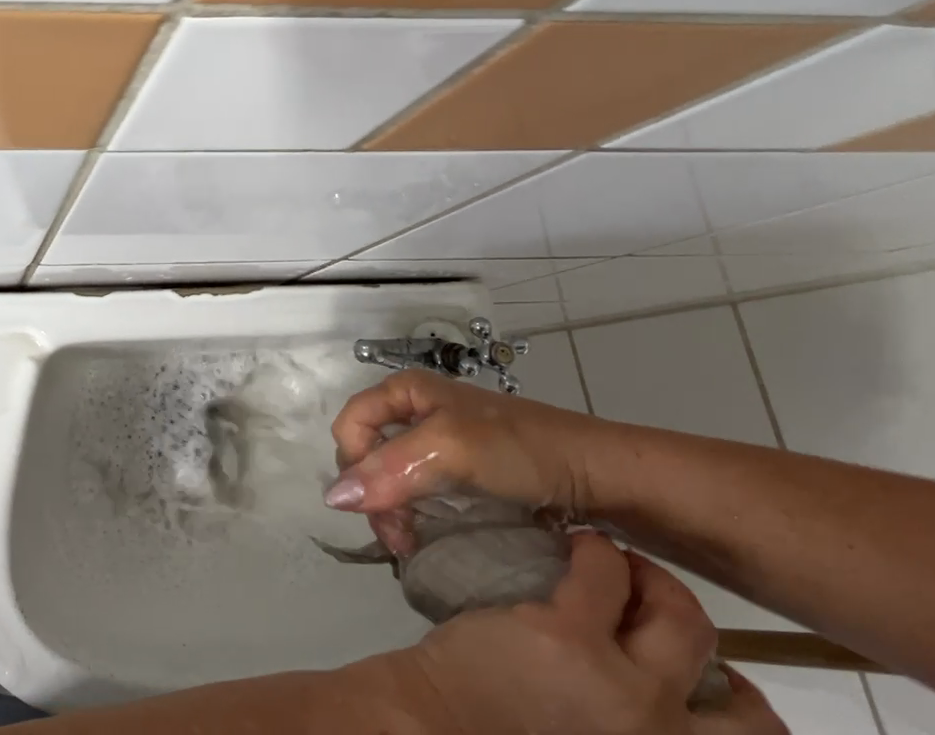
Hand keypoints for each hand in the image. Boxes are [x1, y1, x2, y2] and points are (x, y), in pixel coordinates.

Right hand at [325, 368, 609, 551]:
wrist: (601, 478)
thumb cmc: (523, 451)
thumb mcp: (451, 449)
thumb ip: (391, 470)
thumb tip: (334, 498)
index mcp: (405, 391)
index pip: (350, 426)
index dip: (355, 465)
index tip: (381, 506)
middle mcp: (415, 413)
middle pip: (366, 454)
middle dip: (374, 496)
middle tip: (400, 536)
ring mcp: (439, 444)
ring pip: (390, 478)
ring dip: (393, 512)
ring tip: (413, 542)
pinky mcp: (460, 474)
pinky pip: (417, 493)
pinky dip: (414, 516)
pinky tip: (429, 536)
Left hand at [401, 533, 785, 733]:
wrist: (436, 727)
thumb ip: (623, 721)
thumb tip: (645, 691)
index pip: (750, 733)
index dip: (732, 695)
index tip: (699, 669)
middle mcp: (666, 734)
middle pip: (721, 669)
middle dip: (692, 623)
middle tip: (653, 599)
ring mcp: (623, 683)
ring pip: (680, 618)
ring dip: (654, 582)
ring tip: (616, 564)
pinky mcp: (569, 633)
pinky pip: (603, 575)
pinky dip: (597, 553)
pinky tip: (578, 547)